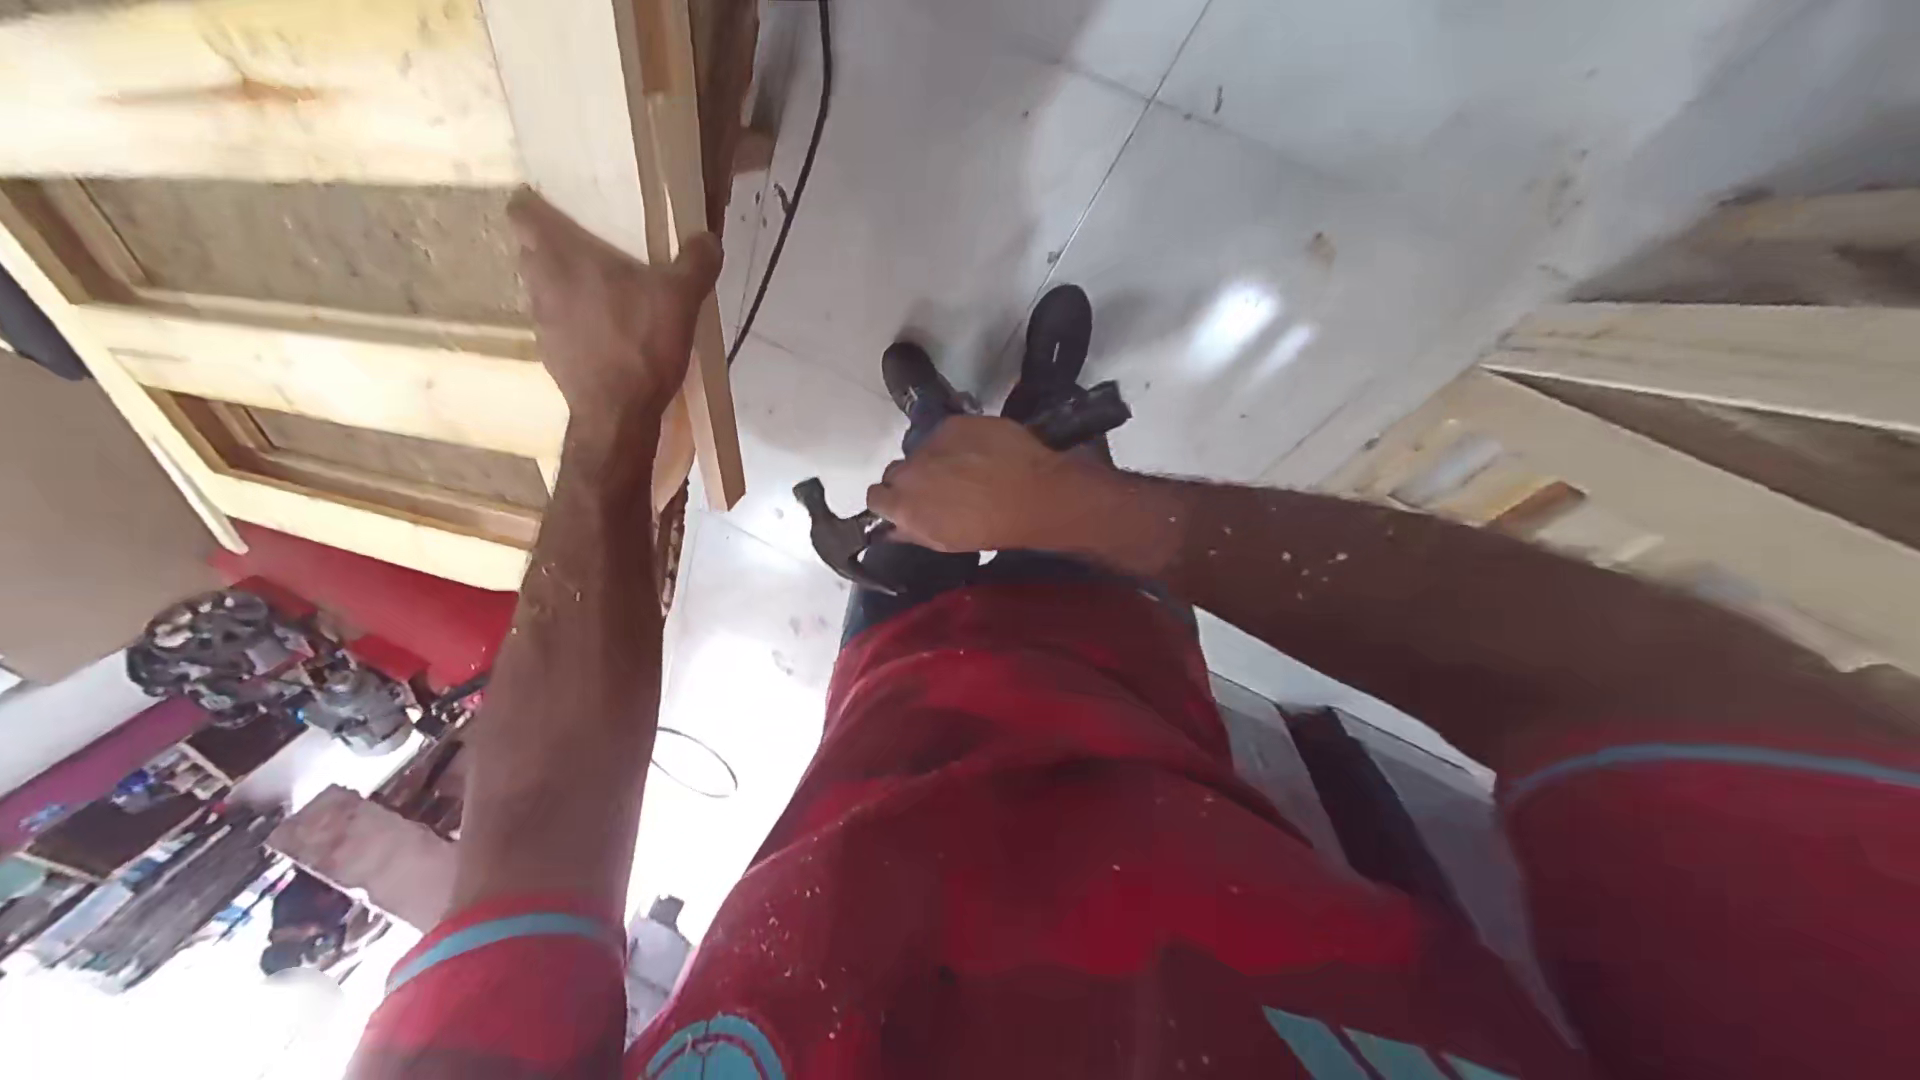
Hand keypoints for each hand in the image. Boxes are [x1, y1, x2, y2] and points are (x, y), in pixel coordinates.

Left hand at [509, 188, 721, 421]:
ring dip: (569, 289)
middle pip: (534, 250)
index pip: (521, 210)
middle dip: (559, 249)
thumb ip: (696, 263)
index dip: (538, 206)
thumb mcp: (681, 299)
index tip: (566, 211)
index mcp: (560, 255)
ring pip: (546, 290)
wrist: (619, 413)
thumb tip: (708, 239)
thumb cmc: (642, 344)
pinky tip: (610, 339)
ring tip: (609, 300)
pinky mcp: (551, 354)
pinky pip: (559, 326)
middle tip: (597, 255)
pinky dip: (579, 326)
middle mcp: (539, 282)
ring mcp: (540, 321)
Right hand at [866, 415, 1119, 553]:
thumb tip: (893, 528)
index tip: (906, 504)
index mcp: (902, 504)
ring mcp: (931, 443)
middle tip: (940, 488)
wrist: (1032, 495)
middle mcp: (909, 470)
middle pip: (896, 471)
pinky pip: (945, 433)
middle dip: (912, 479)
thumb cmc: (990, 528)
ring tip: (966, 469)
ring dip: (935, 459)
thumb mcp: (945, 542)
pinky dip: (956, 442)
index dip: (891, 500)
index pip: (875, 496)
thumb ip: (911, 531)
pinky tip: (980, 453)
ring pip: (921, 450)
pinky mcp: (954, 424)